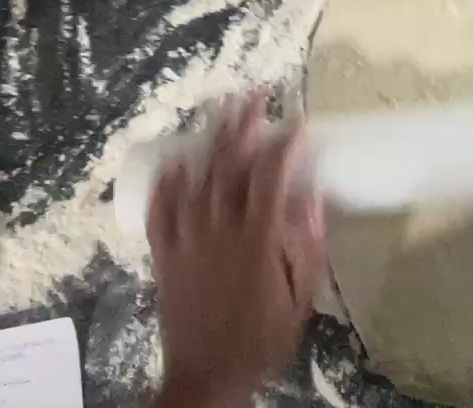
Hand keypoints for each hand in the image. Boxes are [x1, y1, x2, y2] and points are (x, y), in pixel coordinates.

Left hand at [148, 94, 325, 407]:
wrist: (207, 377)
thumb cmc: (262, 338)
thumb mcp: (301, 299)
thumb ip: (308, 247)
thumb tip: (312, 196)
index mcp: (257, 240)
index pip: (270, 178)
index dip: (284, 145)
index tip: (297, 122)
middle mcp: (219, 231)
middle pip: (230, 167)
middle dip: (243, 126)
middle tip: (255, 95)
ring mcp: (187, 241)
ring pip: (196, 180)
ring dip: (210, 141)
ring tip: (221, 109)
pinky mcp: (165, 256)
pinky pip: (160, 214)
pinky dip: (166, 185)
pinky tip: (175, 159)